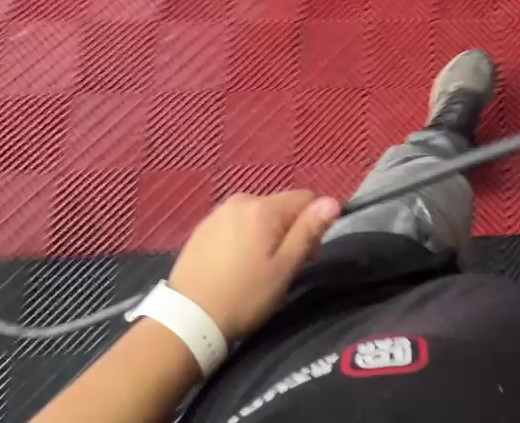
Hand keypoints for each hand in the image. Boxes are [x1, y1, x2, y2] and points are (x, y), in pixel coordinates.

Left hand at [166, 190, 341, 340]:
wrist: (186, 322)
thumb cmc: (243, 297)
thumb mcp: (283, 270)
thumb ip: (308, 232)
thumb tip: (332, 201)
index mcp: (263, 208)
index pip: (305, 198)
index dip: (313, 224)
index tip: (306, 255)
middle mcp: (240, 200)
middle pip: (280, 206)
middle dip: (288, 230)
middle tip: (280, 268)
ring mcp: (218, 213)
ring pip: (257, 215)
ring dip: (265, 234)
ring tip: (256, 269)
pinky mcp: (202, 228)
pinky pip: (235, 224)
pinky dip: (242, 238)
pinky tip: (234, 266)